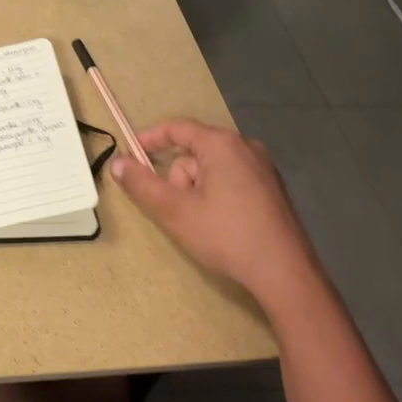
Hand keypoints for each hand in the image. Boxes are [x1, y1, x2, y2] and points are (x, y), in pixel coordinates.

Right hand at [110, 118, 319, 305]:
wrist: (285, 273)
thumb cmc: (226, 235)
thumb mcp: (175, 210)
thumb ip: (141, 183)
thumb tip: (117, 162)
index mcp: (223, 144)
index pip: (178, 128)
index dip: (150, 139)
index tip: (130, 155)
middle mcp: (246, 147)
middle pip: (194, 152)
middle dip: (179, 178)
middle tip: (178, 209)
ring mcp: (263, 167)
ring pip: (212, 168)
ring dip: (197, 189)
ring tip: (203, 222)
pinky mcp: (272, 188)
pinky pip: (232, 179)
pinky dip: (217, 195)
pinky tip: (222, 224)